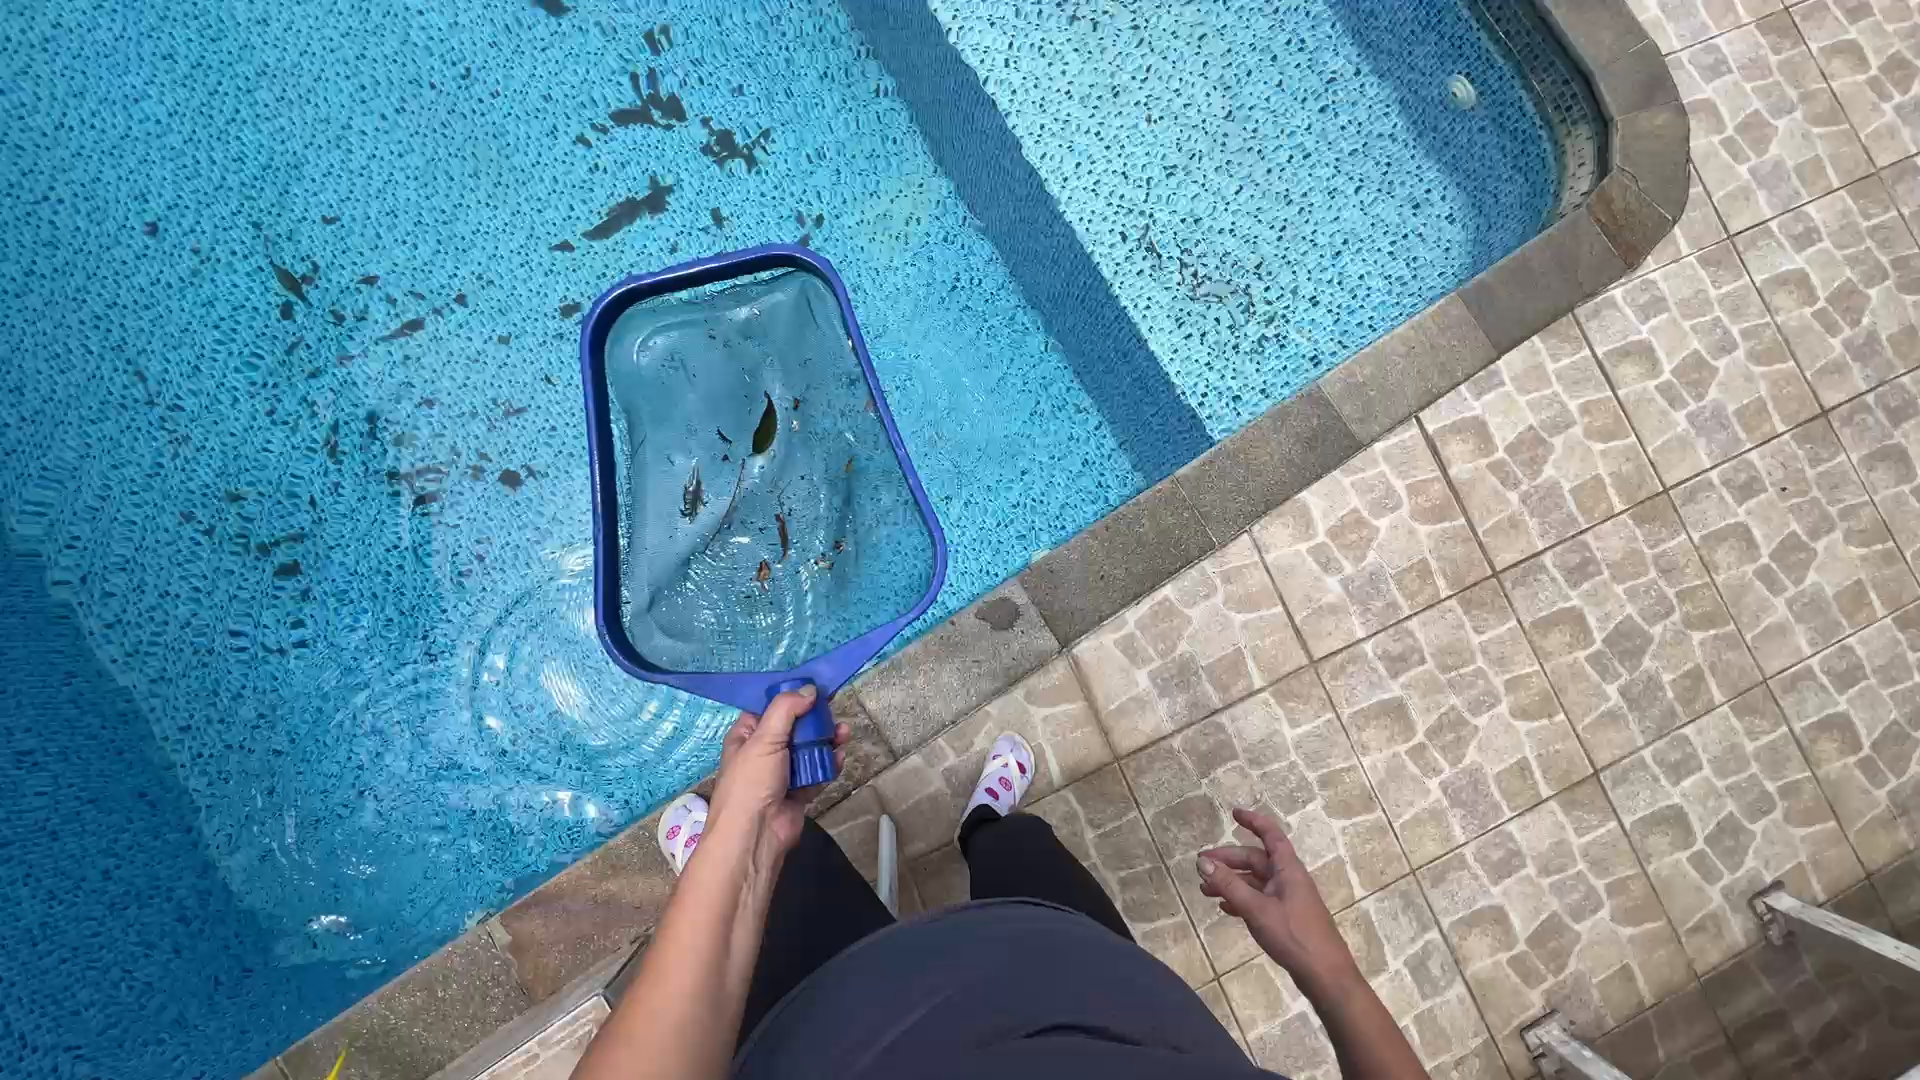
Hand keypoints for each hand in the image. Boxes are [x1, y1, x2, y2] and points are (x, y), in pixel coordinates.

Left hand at [703, 686, 847, 876]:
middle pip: (795, 726)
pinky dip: (830, 764)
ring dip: (827, 740)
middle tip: (833, 709)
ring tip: (843, 733)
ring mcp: (783, 772)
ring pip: (810, 748)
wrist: (756, 835)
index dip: (791, 696)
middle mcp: (764, 751)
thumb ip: (786, 709)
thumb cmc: (751, 783)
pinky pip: (818, 771)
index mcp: (747, 735)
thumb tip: (810, 688)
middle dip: (815, 719)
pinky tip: (840, 756)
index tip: (814, 687)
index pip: (769, 708)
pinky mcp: (800, 790)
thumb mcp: (764, 738)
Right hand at [1198, 807, 1359, 994]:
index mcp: (1288, 870)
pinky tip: (1225, 908)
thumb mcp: (1256, 909)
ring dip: (1231, 882)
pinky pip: (1259, 899)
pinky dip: (1241, 899)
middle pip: (1256, 860)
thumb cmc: (1294, 935)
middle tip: (1202, 866)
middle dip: (1228, 860)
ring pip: (1255, 881)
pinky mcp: (1286, 918)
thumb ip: (1228, 884)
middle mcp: (1288, 879)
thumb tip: (1202, 861)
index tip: (1234, 813)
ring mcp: (1288, 899)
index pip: (1271, 835)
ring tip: (1206, 891)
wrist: (1326, 978)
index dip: (1253, 822)